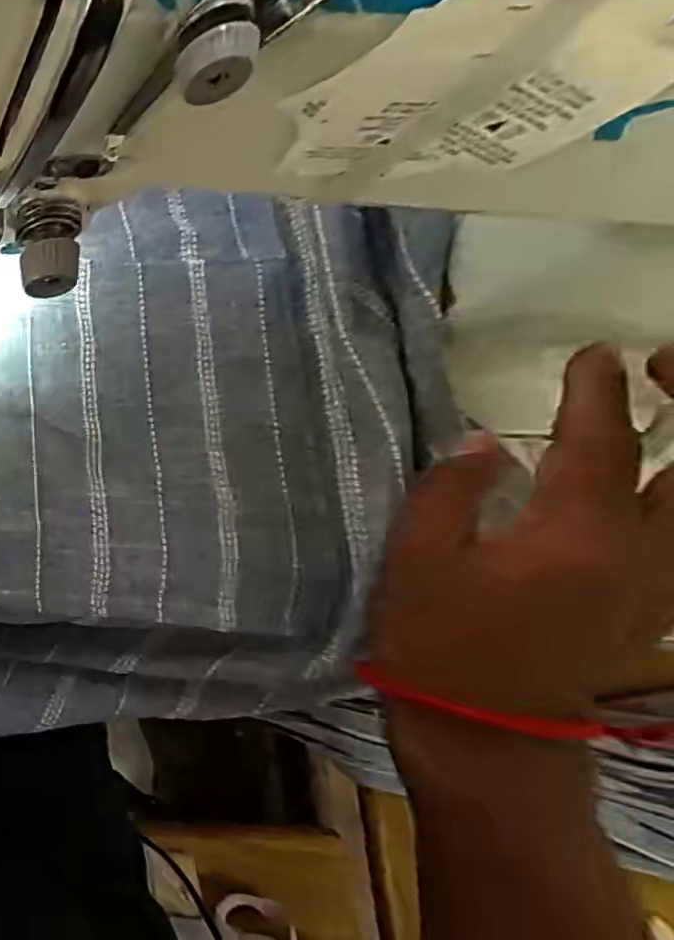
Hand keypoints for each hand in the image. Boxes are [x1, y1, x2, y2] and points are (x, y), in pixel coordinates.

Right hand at [369, 342, 673, 721]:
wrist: (481, 712)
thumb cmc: (434, 628)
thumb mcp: (417, 556)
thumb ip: (450, 492)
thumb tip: (484, 441)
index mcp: (575, 538)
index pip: (601, 448)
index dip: (600, 396)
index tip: (597, 353)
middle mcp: (643, 553)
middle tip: (662, 367)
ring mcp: (662, 580)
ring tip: (666, 415)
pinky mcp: (658, 599)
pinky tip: (653, 483)